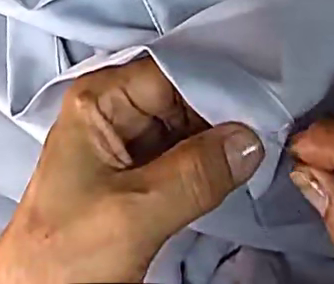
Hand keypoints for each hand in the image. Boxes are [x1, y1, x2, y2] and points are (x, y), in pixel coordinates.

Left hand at [0, 57, 263, 283]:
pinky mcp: (137, 176)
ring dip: (220, 137)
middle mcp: (113, 110)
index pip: (172, 71)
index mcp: (99, 99)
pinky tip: (238, 163)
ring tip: (262, 139)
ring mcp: (125, 143)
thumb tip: (253, 139)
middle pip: (183, 94)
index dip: (217, 82)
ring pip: (187, 124)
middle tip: (269, 121)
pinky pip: (184, 153)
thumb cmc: (64, 262)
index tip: (263, 94)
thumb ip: (195, 174)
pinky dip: (210, 160)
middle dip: (223, 111)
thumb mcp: (133, 216)